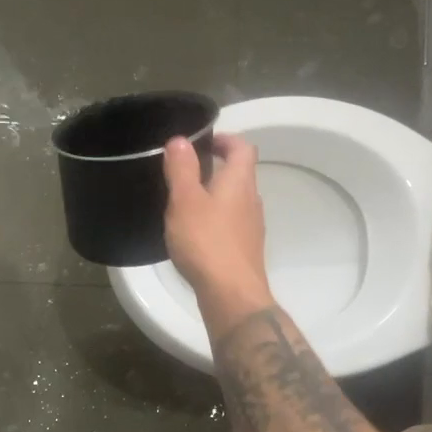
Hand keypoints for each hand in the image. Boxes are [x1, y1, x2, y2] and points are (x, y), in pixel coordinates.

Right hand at [163, 133, 274, 325]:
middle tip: (188, 174)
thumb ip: (182, 170)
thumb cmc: (205, 241)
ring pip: (236, 201)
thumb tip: (180, 140)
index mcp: (238, 181)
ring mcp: (251, 226)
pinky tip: (198, 236)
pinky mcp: (245, 249)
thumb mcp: (185, 201)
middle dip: (217, 169)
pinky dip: (217, 221)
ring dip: (217, 196)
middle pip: (240, 174)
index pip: (241, 148)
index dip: (225, 140)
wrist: (230, 291)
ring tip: (188, 205)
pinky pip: (232, 225)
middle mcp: (251, 199)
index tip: (203, 143)